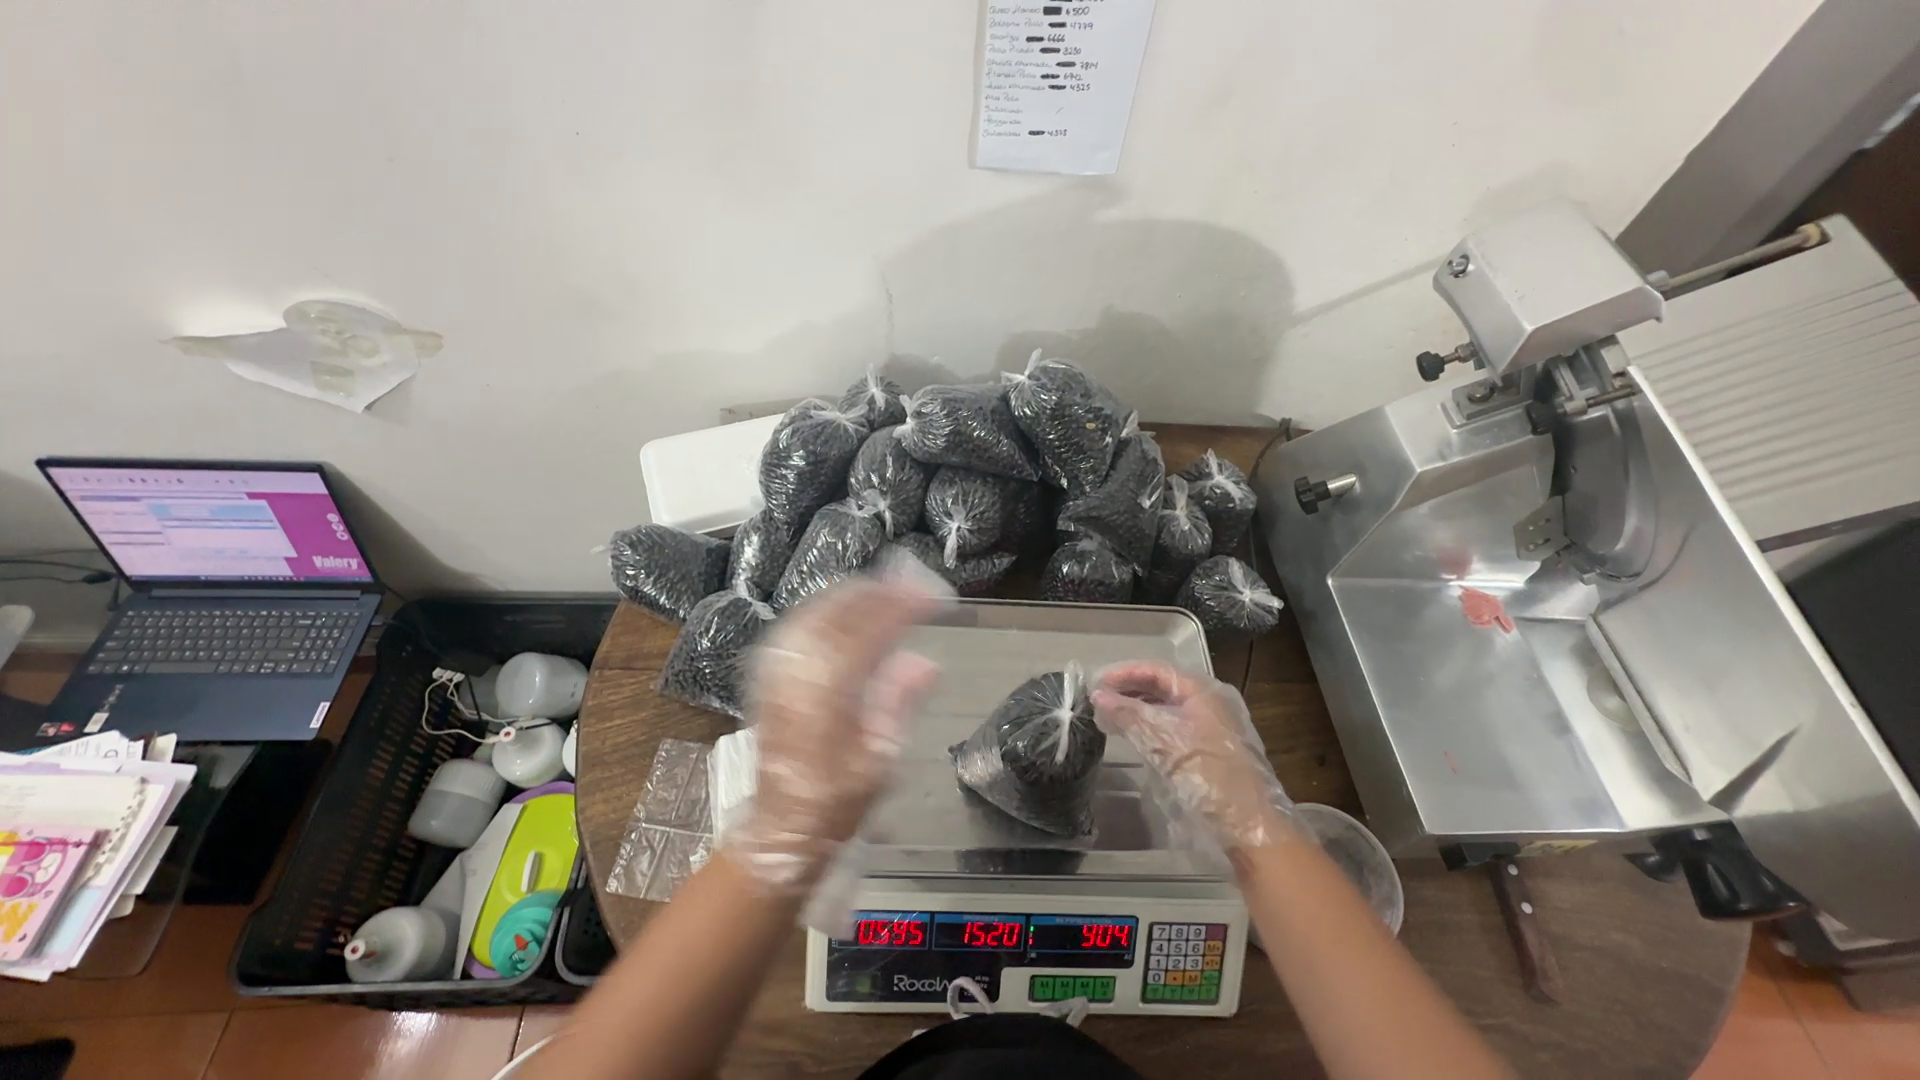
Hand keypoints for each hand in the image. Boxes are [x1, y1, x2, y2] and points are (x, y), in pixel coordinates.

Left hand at [727, 559, 948, 890]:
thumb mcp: (879, 762)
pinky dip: (829, 610)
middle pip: (840, 609)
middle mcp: (797, 668)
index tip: (935, 596)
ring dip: (855, 596)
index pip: (870, 627)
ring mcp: (775, 668)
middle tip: (917, 588)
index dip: (903, 603)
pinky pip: (800, 624)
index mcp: (827, 690)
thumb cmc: (835, 801)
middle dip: (881, 591)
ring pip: (817, 610)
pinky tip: (848, 613)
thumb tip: (926, 661)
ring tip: (889, 593)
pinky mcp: (767, 674)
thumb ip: (898, 704)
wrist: (777, 827)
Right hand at [1091, 662, 1293, 851]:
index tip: (1095, 683)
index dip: (1124, 673)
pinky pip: (1175, 728)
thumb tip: (1098, 695)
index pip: (1157, 670)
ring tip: (1110, 718)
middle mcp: (1211, 703)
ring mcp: (1214, 727)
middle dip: (1129, 691)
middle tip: (1099, 700)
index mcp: (1204, 691)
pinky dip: (1152, 728)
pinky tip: (1135, 738)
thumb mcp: (1164, 740)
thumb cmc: (1207, 773)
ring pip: (1169, 709)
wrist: (1249, 823)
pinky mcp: (1212, 751)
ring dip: (1139, 710)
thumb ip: (1128, 714)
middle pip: (1163, 687)